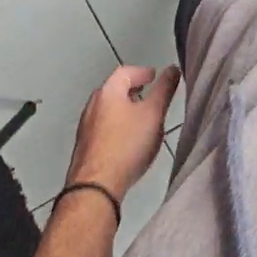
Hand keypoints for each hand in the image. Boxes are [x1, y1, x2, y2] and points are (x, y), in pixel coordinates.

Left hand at [64, 64, 179, 197]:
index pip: (125, 72)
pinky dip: (117, 126)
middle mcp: (93, 105)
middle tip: (148, 96)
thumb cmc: (127, 145)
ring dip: (124, 109)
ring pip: (108, 110)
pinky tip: (127, 141)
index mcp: (108, 92)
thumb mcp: (153, 114)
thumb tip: (173, 68)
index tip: (154, 76)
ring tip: (141, 119)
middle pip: (114, 90)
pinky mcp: (84, 148)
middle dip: (132, 91)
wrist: (95, 187)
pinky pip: (103, 128)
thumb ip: (164, 90)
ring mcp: (86, 127)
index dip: (142, 72)